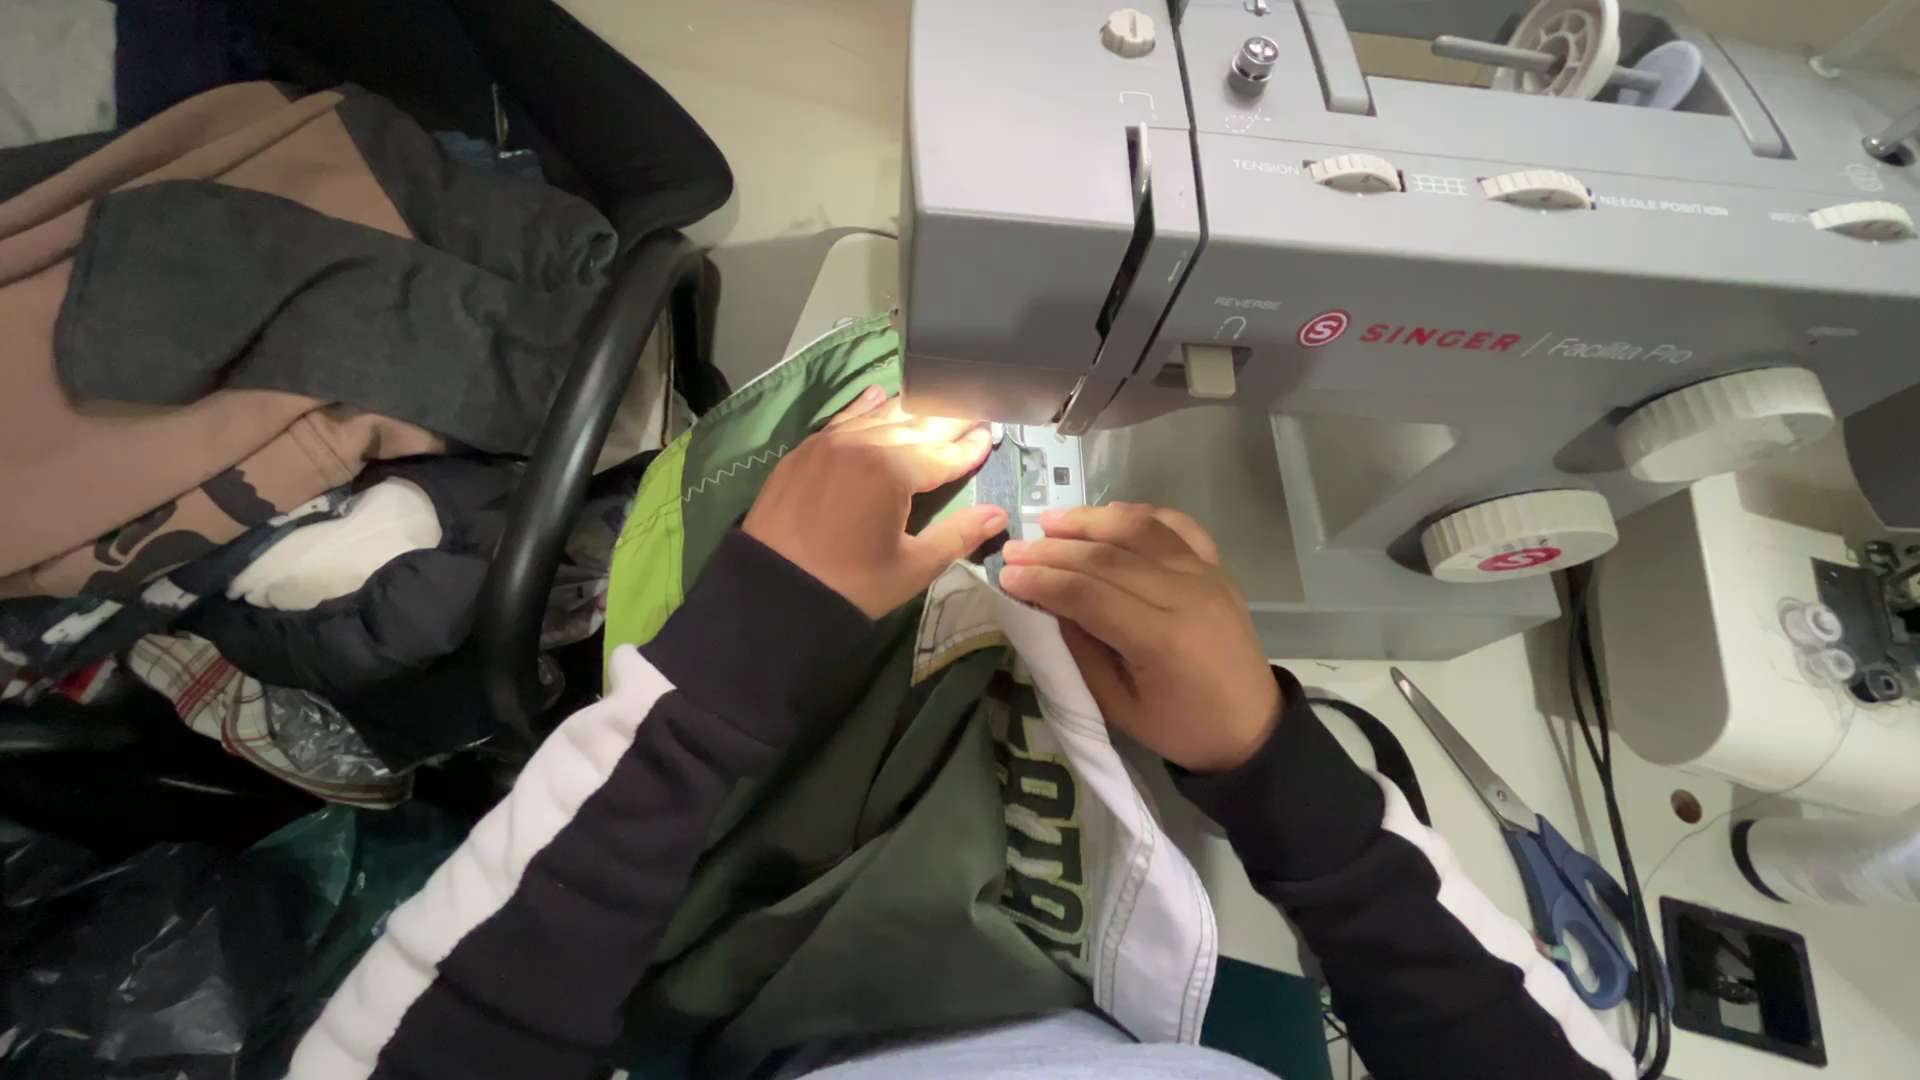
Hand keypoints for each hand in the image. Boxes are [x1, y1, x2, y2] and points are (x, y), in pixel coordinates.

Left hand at [743, 386, 1007, 618]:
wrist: (770, 594)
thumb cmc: (850, 586)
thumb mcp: (912, 568)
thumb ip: (958, 535)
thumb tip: (998, 514)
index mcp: (892, 470)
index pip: (943, 454)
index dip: (970, 448)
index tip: (991, 435)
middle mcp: (862, 444)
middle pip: (915, 425)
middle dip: (948, 418)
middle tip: (974, 408)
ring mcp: (828, 443)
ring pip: (880, 416)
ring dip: (912, 410)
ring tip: (938, 401)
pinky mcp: (803, 451)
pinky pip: (843, 419)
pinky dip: (866, 408)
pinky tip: (879, 395)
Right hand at [998, 503, 1278, 772]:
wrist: (1251, 729)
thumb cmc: (1179, 727)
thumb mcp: (1117, 706)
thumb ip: (1080, 651)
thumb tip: (1045, 602)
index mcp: (1161, 640)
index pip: (1089, 594)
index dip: (1042, 581)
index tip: (1006, 574)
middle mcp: (1186, 596)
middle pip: (1108, 557)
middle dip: (1054, 550)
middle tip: (1015, 548)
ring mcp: (1205, 575)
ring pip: (1140, 528)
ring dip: (1091, 520)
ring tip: (1051, 521)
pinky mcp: (1217, 567)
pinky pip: (1177, 524)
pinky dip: (1140, 513)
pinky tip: (1109, 514)